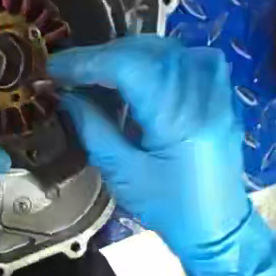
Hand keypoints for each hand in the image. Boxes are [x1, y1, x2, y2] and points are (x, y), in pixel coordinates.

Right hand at [50, 36, 275, 275]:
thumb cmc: (169, 207)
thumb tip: (65, 93)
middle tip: (70, 73)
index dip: (87, 61)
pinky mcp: (221, 92)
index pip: (127, 65)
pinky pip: (185, 57)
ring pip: (164, 49)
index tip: (54, 68)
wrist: (218, 226)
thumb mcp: (122, 172)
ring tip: (97, 75)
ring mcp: (217, 89)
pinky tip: (136, 76)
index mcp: (178, 117)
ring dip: (126, 55)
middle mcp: (202, 93)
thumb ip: (93, 126)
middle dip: (103, 56)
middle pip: (145, 51)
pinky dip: (155, 60)